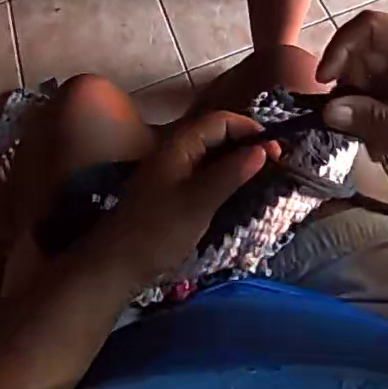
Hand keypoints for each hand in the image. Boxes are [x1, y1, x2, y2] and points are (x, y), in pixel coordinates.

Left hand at [90, 112, 275, 286]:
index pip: (220, 121)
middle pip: (216, 134)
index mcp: (179, 146)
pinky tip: (239, 191)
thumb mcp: (199, 202)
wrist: (112, 267)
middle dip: (246, 142)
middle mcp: (175, 153)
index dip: (248, 128)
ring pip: (211, 155)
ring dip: (237, 159)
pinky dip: (225, 175)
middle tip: (275, 161)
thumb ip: (230, 173)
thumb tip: (262, 149)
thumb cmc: (157, 231)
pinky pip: (204, 173)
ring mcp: (172, 172)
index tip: (273, 147)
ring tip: (263, 174)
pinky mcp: (172, 193)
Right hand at [316, 12, 387, 192]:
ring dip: (363, 106)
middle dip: (350, 86)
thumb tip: (328, 110)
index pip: (373, 26)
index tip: (325, 85)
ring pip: (374, 75)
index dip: (342, 47)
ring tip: (374, 144)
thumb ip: (381, 123)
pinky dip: (378, 116)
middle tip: (351, 128)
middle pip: (368, 52)